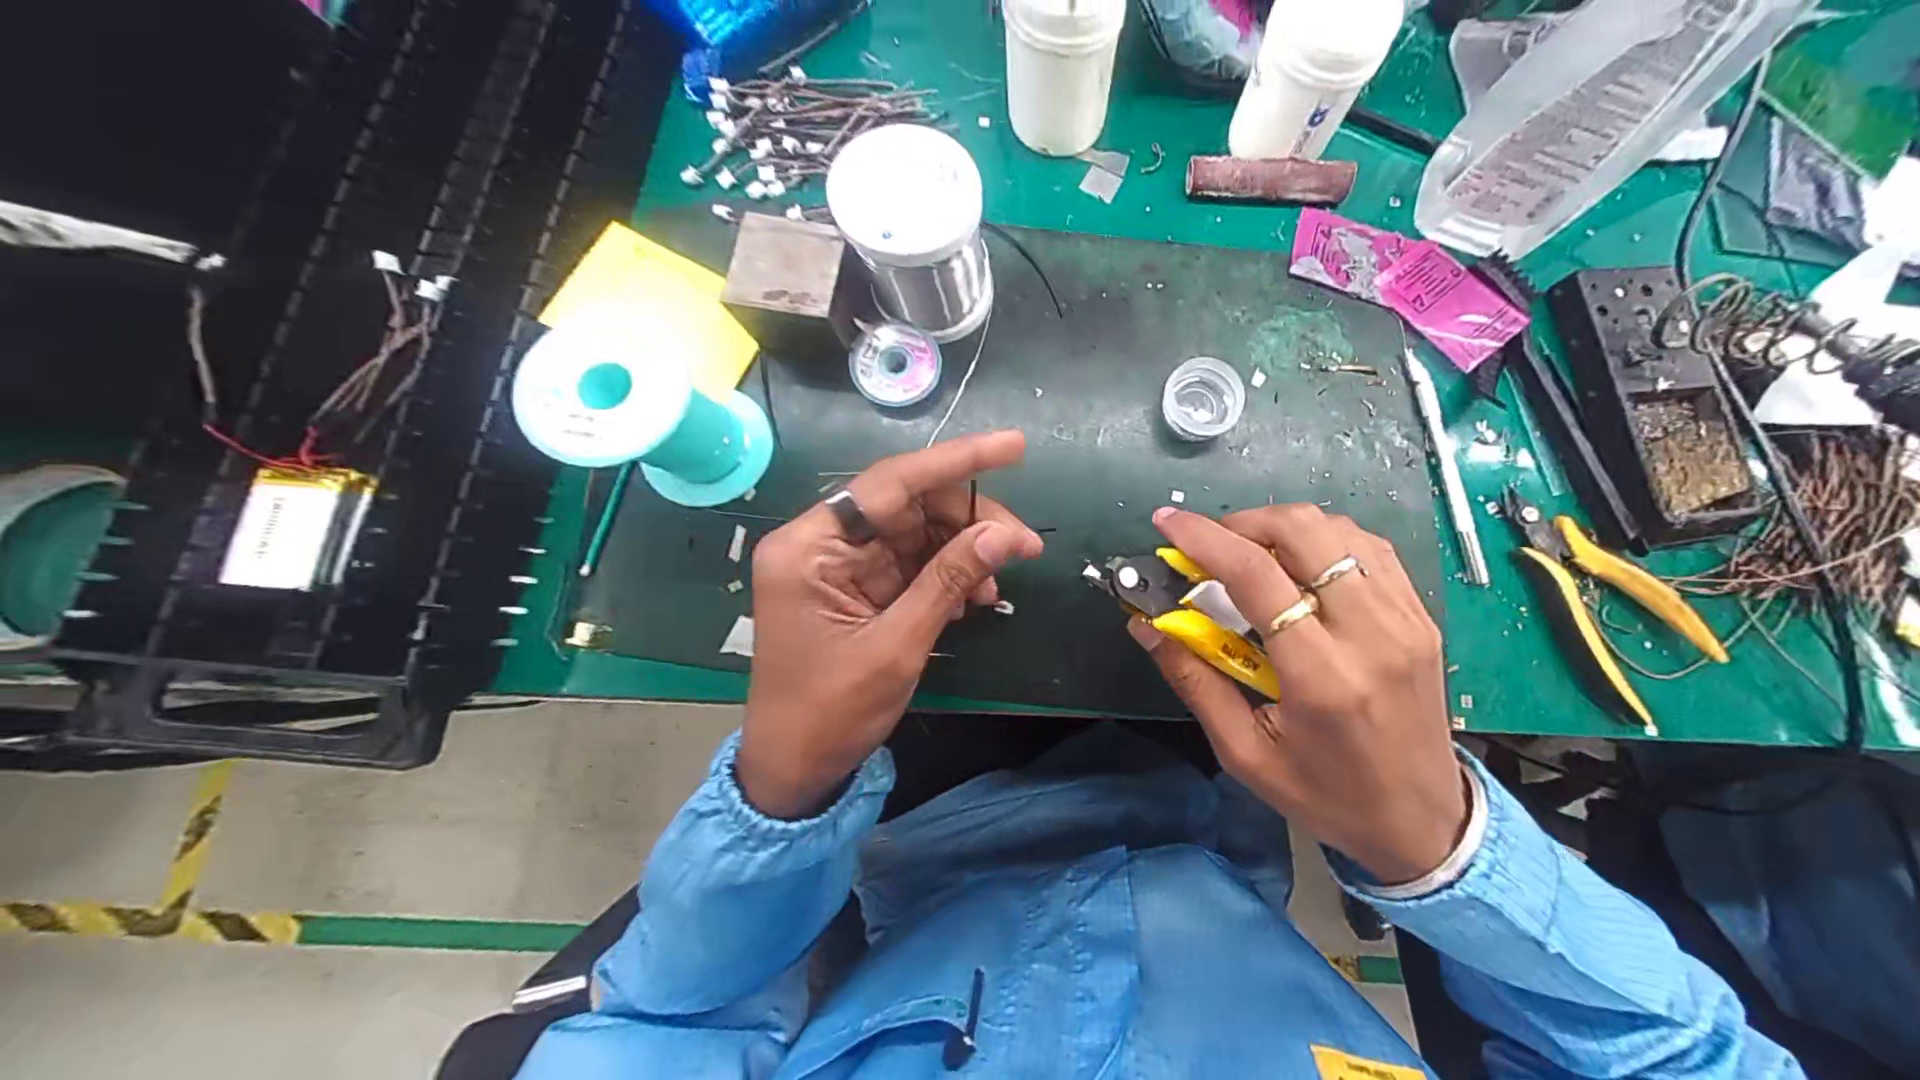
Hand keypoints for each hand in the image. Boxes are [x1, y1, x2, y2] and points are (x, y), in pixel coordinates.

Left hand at [738, 431, 1043, 818]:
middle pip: (907, 504)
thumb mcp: (896, 646)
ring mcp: (839, 564)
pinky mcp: (856, 586)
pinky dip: (946, 572)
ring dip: (962, 550)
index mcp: (809, 547)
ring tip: (995, 586)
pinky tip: (972, 595)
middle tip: (1024, 545)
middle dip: (969, 519)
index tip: (1014, 447)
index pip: (891, 483)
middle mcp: (821, 542)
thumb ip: (948, 581)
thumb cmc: (831, 713)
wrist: (796, 769)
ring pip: (915, 531)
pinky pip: (910, 561)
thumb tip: (1003, 535)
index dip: (956, 461)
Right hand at [1133, 504, 1465, 884]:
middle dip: (1243, 522)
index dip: (1204, 538)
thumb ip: (1192, 679)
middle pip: (1304, 532)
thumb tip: (1145, 624)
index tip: (1168, 522)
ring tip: (1247, 553)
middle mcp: (1373, 635)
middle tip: (1209, 544)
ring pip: (1338, 530)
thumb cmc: (1324, 794)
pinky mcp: (1420, 617)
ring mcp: (1406, 620)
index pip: (1256, 575)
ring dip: (1281, 527)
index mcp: (1322, 676)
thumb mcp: (1242, 750)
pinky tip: (1295, 563)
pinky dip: (1321, 540)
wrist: (1422, 822)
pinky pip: (1367, 548)